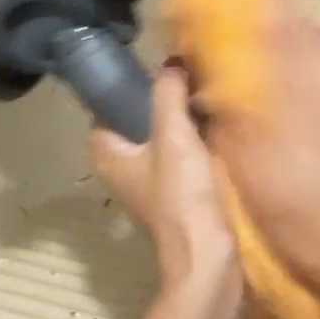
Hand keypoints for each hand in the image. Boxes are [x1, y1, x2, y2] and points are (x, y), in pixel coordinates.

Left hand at [90, 66, 238, 313]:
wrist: (209, 256)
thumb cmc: (181, 196)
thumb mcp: (173, 136)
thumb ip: (168, 95)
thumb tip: (171, 61)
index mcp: (108, 155)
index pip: (105, 109)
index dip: (124, 87)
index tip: (151, 66)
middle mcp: (122, 169)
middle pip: (136, 123)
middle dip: (157, 101)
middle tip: (184, 75)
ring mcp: (150, 184)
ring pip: (160, 140)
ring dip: (179, 122)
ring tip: (203, 94)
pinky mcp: (177, 196)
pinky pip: (181, 157)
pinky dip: (194, 143)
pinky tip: (215, 126)